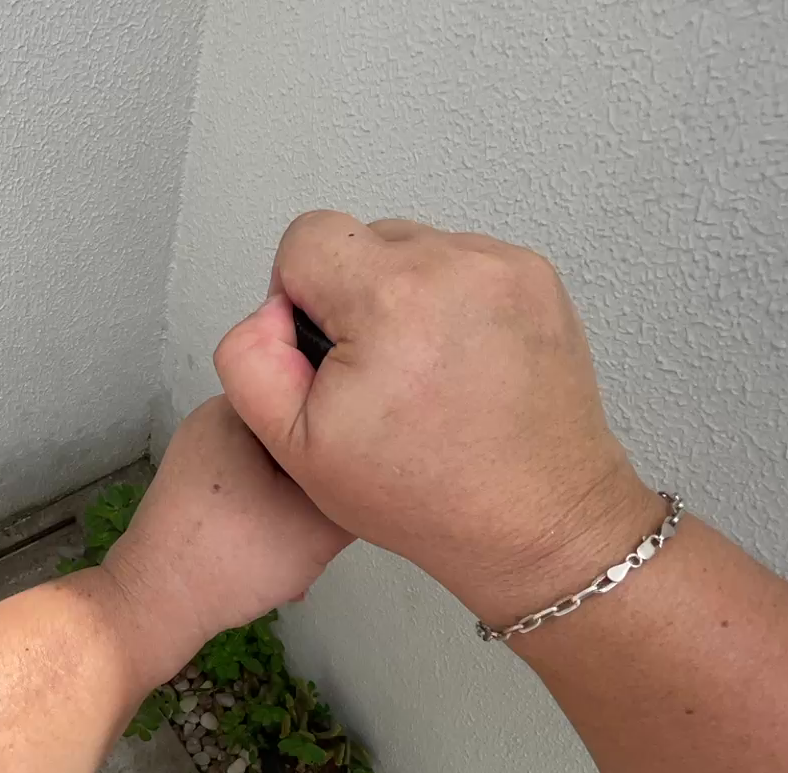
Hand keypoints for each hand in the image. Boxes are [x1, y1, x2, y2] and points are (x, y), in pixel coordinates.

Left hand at [101, 396, 350, 679]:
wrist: (153, 606)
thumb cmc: (229, 558)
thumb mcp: (319, 526)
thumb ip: (357, 490)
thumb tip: (375, 476)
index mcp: (238, 409)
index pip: (317, 400)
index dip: (344, 442)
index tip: (356, 480)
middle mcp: (214, 422)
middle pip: (298, 441)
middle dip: (318, 488)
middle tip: (326, 527)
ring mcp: (200, 457)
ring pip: (277, 474)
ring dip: (297, 513)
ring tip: (301, 549)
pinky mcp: (194, 492)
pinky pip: (251, 494)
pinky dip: (269, 522)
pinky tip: (280, 561)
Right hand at [213, 211, 664, 623]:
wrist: (531, 520)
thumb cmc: (419, 494)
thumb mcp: (293, 445)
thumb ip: (250, 360)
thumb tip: (271, 310)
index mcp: (390, 297)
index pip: (306, 236)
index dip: (296, 296)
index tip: (327, 355)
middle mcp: (456, 263)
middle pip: (360, 239)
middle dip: (349, 299)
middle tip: (372, 377)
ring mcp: (506, 267)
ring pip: (412, 251)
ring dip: (398, 300)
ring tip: (417, 374)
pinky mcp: (538, 280)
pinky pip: (460, 266)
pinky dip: (443, 306)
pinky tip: (452, 366)